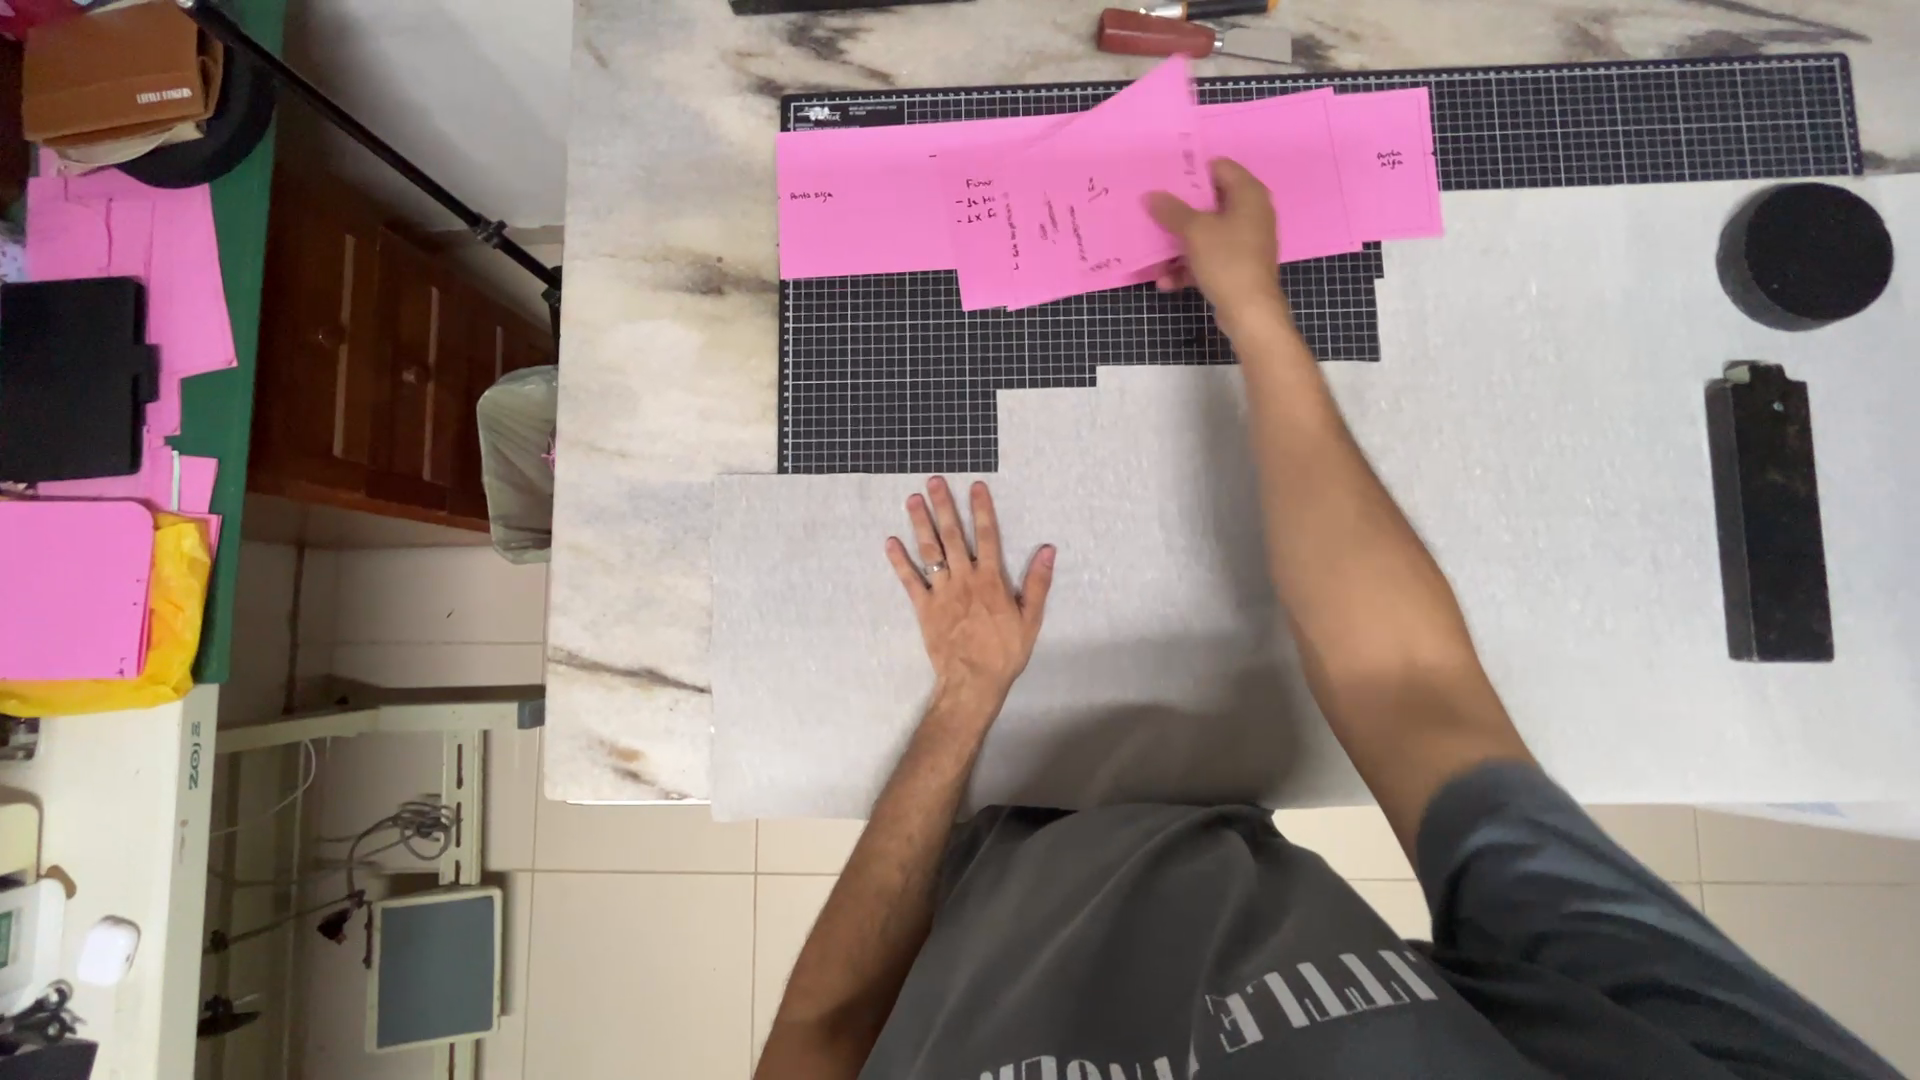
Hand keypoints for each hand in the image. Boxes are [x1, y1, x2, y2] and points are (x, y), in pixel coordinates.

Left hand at [885, 477, 1054, 710]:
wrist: (973, 681)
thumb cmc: (1005, 652)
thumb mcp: (1030, 619)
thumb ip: (1037, 582)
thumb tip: (1048, 549)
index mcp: (991, 580)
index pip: (987, 536)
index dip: (981, 509)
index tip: (975, 485)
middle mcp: (965, 579)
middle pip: (953, 536)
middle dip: (944, 506)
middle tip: (934, 481)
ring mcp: (942, 592)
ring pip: (930, 552)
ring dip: (921, 524)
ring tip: (912, 499)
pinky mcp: (924, 608)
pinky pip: (909, 581)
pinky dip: (899, 561)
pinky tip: (890, 542)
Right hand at [1146, 158, 1293, 338]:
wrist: (1249, 311)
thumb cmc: (1227, 261)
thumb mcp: (1195, 232)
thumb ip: (1171, 211)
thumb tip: (1150, 195)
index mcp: (1248, 194)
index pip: (1220, 167)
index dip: (1192, 172)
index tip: (1166, 181)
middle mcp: (1251, 213)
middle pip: (1210, 202)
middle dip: (1181, 210)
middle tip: (1155, 210)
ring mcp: (1245, 241)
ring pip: (1207, 234)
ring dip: (1180, 243)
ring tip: (1155, 251)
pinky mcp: (1237, 266)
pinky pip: (1209, 258)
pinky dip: (1189, 266)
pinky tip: (1167, 281)